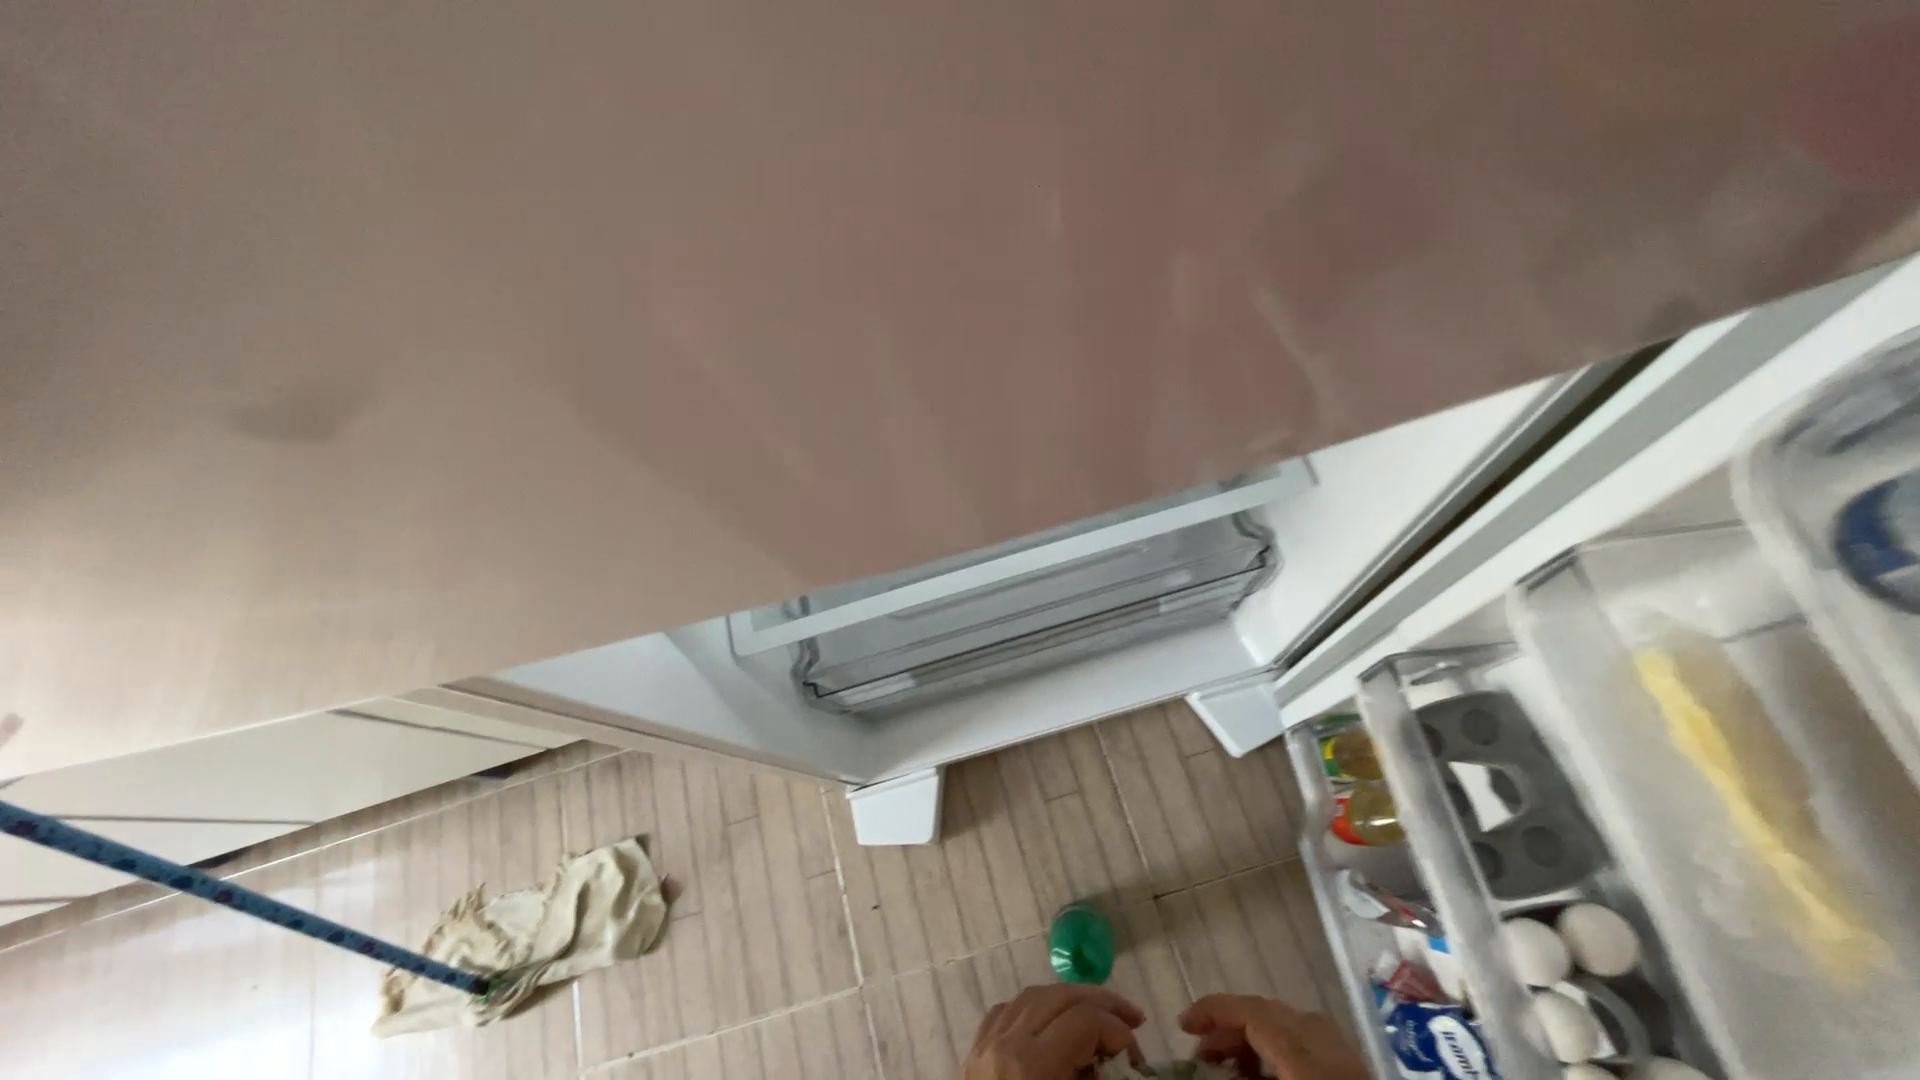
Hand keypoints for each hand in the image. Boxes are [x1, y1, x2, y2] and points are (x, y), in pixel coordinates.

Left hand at [964, 984, 1146, 1079]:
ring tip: (1098, 1014)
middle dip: (1101, 1002)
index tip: (1135, 1060)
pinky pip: (1006, 1012)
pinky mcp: (974, 1053)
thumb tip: (1123, 1066)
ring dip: (1069, 1000)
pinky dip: (1033, 1008)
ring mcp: (985, 1046)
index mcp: (1033, 1067)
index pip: (1084, 1021)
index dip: (1118, 1033)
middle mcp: (1006, 1046)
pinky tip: (1051, 1021)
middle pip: (1059, 997)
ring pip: (1032, 996)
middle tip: (1133, 1018)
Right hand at [1179, 994, 1366, 1079]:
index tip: (1183, 1025)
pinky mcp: (1352, 1069)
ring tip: (1229, 1067)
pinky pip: (1307, 1044)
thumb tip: (1205, 1064)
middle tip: (1201, 1055)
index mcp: (1305, 1056)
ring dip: (1252, 1040)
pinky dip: (1278, 1051)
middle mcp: (1325, 1043)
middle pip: (1267, 1014)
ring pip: (1287, 1026)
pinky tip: (1265, 1075)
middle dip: (1229, 1029)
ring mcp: (1343, 1054)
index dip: (1213, 1011)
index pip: (1252, 1012)